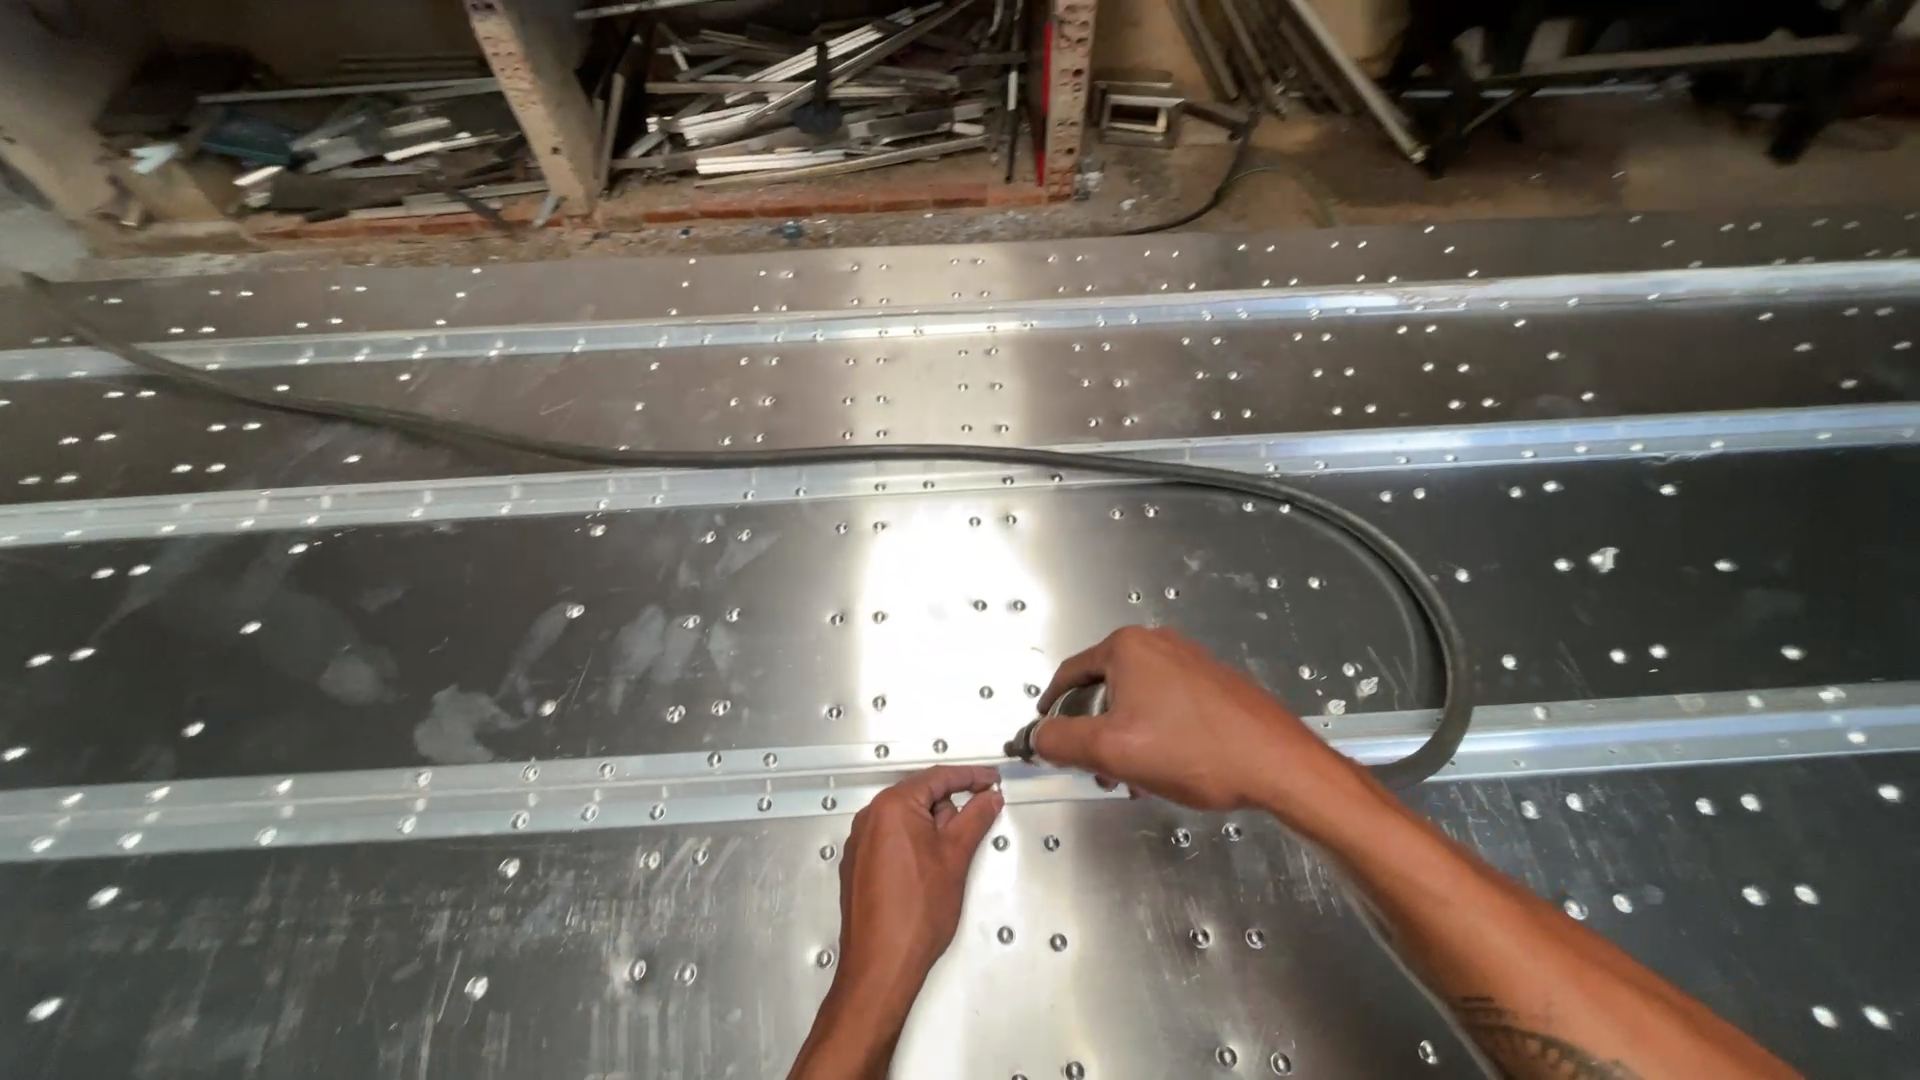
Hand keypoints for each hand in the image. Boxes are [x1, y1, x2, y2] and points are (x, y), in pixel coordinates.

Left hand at [836, 764, 1003, 986]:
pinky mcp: (858, 864)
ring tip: (948, 861)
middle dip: (950, 809)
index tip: (991, 780)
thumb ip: (975, 818)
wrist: (881, 965)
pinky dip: (914, 844)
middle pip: (921, 797)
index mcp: (892, 806)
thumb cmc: (916, 913)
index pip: (938, 777)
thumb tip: (988, 798)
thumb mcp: (956, 856)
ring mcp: (860, 841)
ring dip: (933, 829)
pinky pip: (892, 839)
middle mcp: (870, 817)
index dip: (970, 777)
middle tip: (974, 827)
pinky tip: (928, 871)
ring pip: (907, 819)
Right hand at [1033, 626, 1353, 814]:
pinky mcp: (1212, 683)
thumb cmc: (1196, 751)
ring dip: (1125, 738)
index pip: (1069, 673)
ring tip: (1136, 777)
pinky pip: (1165, 705)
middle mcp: (1158, 644)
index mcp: (1128, 648)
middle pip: (1103, 688)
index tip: (1045, 732)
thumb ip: (1061, 741)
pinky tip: (1166, 767)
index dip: (1052, 707)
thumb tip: (1037, 737)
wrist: (1278, 766)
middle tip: (1097, 768)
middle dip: (1094, 731)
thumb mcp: (1111, 751)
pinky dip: (1154, 734)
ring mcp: (1189, 661)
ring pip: (1136, 701)